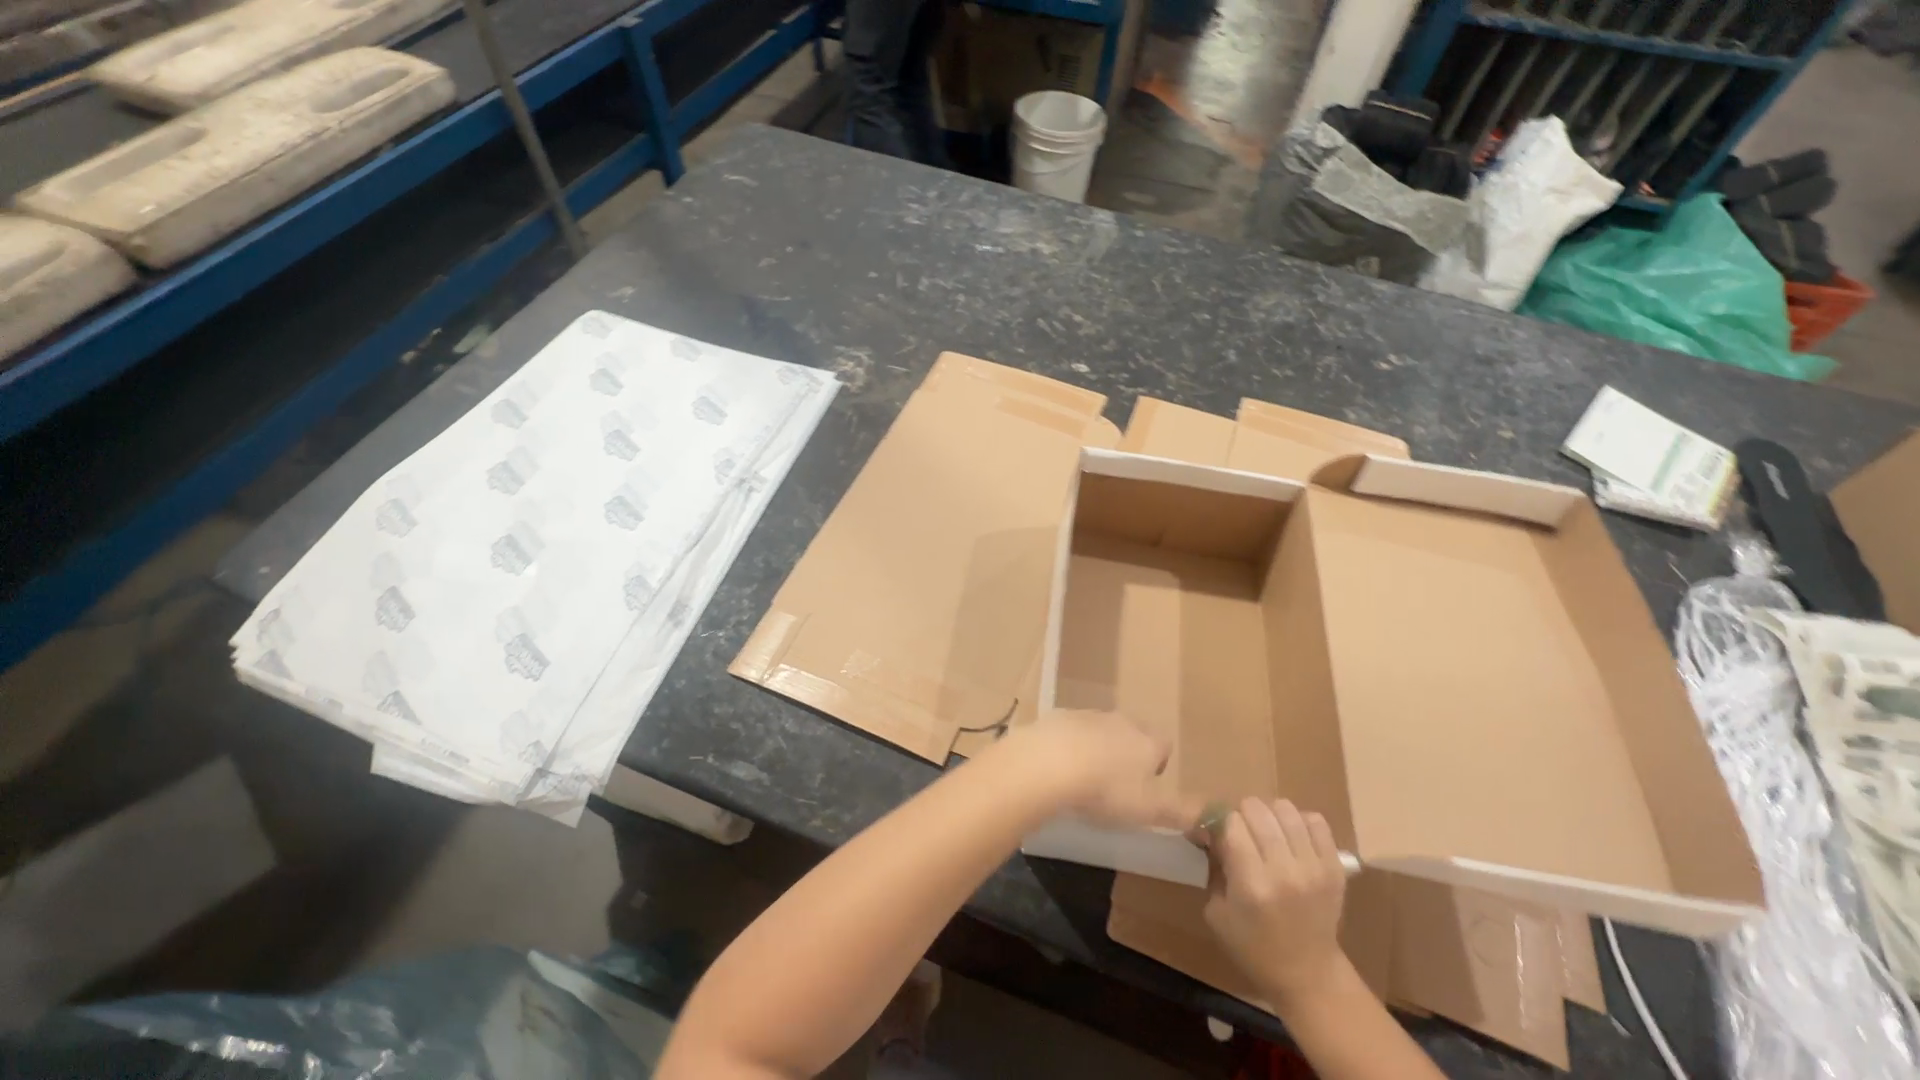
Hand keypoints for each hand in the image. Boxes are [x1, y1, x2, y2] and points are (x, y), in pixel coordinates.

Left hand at [1006, 709, 1197, 828]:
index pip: (1164, 744)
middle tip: (1116, 783)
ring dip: (1097, 747)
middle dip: (1128, 752)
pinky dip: (1067, 745)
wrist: (1048, 763)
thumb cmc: (1107, 789)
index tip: (1148, 787)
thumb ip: (1182, 812)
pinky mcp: (1056, 718)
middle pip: (1132, 732)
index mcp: (1147, 741)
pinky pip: (1068, 731)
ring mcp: (1087, 716)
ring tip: (1085, 777)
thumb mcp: (1150, 810)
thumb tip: (1213, 815)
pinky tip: (1057, 768)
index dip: (1159, 764)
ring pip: (1100, 729)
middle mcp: (1120, 721)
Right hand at [1203, 798, 1347, 1004]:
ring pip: (1286, 809)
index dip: (1219, 822)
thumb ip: (1215, 866)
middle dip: (1242, 815)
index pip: (1231, 824)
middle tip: (1240, 833)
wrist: (1307, 974)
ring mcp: (1314, 867)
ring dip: (1270, 814)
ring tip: (1267, 832)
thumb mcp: (1217, 911)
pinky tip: (1291, 837)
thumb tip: (1211, 831)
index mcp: (1251, 884)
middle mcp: (1285, 870)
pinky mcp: (1336, 867)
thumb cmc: (1253, 947)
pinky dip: (1299, 821)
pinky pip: (1316, 821)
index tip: (1215, 832)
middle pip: (1257, 810)